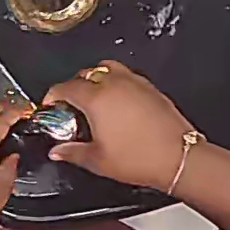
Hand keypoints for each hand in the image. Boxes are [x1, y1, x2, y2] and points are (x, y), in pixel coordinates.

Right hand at [44, 61, 196, 191]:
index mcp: (96, 99)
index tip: (50, 104)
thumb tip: (58, 151)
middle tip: (70, 104)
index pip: (65, 87)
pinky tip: (116, 101)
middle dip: (72, 86)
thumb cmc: (140, 158)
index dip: (53, 95)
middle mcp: (114, 85)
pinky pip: (126, 75)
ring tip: (93, 97)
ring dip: (95, 78)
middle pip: (85, 74)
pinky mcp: (150, 88)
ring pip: (107, 68)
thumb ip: (72, 152)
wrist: (178, 158)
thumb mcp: (97, 160)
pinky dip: (116, 82)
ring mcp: (134, 83)